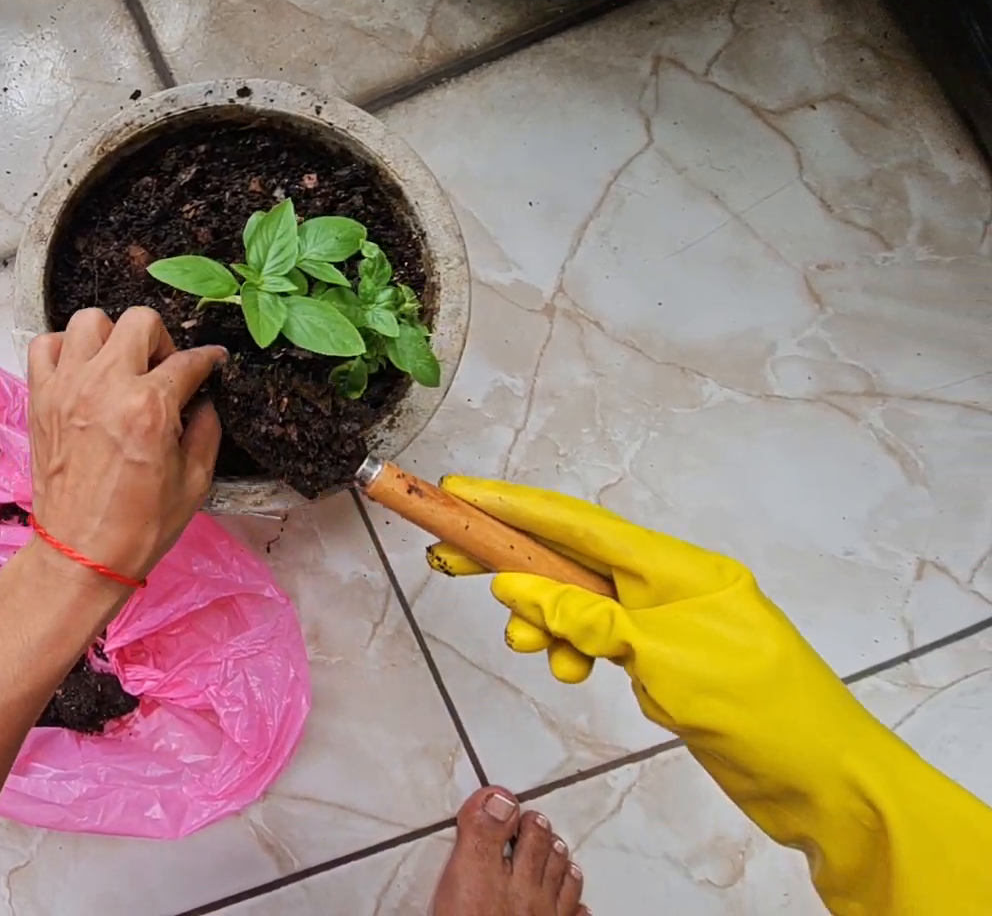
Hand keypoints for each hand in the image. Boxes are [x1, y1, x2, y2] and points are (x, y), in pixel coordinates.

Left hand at [27, 307, 225, 586]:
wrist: (80, 553)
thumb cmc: (140, 525)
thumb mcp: (195, 482)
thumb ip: (206, 429)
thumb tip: (203, 398)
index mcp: (150, 407)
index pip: (189, 361)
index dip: (208, 361)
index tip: (211, 365)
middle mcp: (106, 385)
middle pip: (139, 320)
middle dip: (160, 341)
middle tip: (160, 372)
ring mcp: (67, 387)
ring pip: (88, 321)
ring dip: (110, 338)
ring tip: (117, 369)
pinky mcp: (40, 398)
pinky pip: (44, 345)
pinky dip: (63, 349)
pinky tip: (80, 373)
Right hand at [427, 478, 991, 915]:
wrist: (831, 789)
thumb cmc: (756, 710)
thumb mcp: (659, 656)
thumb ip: (580, 615)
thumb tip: (511, 586)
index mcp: (673, 566)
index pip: (575, 522)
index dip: (510, 503)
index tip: (457, 490)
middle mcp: (662, 582)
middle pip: (564, 555)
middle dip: (507, 560)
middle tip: (447, 558)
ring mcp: (659, 618)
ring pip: (573, 600)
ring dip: (541, 618)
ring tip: (527, 643)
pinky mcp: (656, 653)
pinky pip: (592, 634)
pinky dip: (570, 645)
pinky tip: (570, 668)